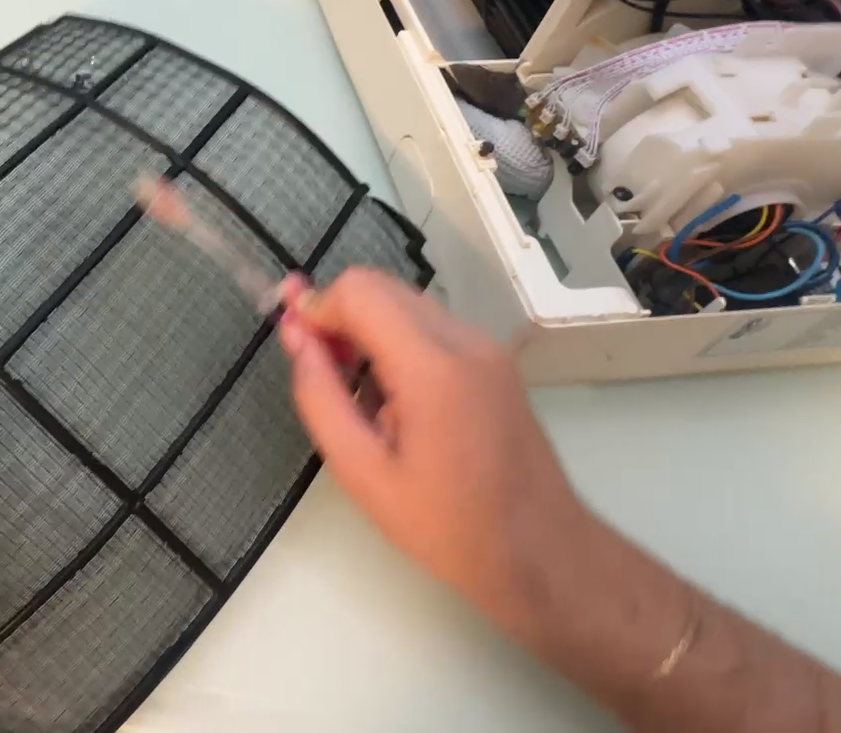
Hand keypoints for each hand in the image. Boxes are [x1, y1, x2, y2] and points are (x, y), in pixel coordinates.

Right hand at [278, 269, 584, 609]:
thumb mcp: (362, 472)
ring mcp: (484, 345)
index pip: (357, 292)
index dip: (315, 306)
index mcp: (432, 369)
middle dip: (335, 312)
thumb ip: (319, 396)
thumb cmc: (448, 526)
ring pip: (400, 299)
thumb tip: (295, 336)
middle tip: (315, 362)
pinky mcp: (493, 357)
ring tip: (353, 386)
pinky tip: (390, 391)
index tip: (294, 342)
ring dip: (363, 324)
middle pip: (377, 285)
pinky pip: (426, 321)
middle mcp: (463, 340)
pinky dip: (392, 336)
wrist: (546, 555)